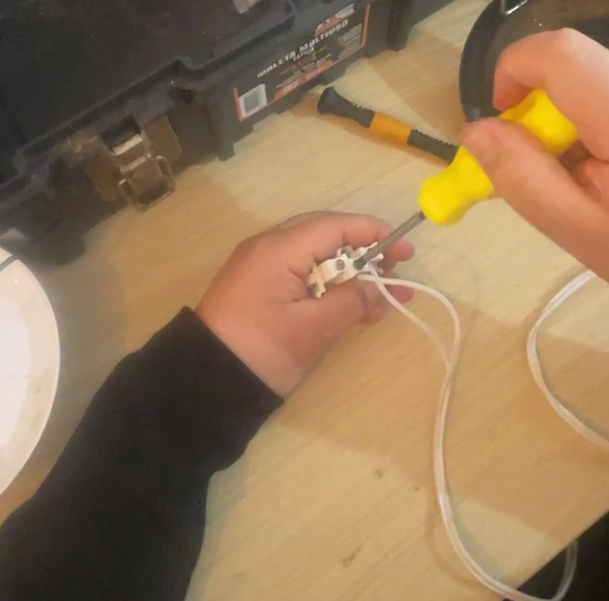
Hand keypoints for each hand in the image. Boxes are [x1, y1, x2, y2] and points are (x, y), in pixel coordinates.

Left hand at [196, 213, 415, 395]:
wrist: (204, 382)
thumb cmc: (260, 351)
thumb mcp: (311, 330)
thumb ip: (349, 302)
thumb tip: (376, 287)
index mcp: (279, 248)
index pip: (334, 226)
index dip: (372, 233)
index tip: (404, 248)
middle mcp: (269, 247)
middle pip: (326, 235)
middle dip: (365, 251)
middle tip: (398, 268)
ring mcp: (263, 266)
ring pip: (316, 257)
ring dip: (351, 273)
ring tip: (385, 297)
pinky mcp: (260, 287)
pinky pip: (302, 274)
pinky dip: (330, 286)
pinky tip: (356, 307)